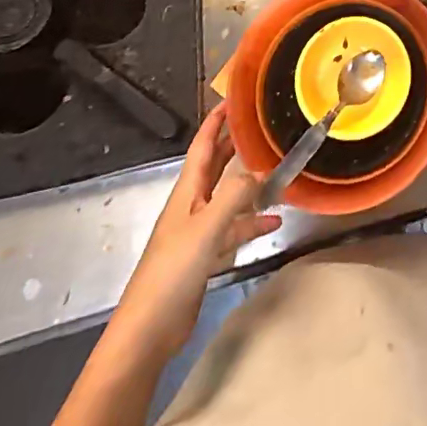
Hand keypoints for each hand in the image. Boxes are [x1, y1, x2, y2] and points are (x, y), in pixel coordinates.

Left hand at [111, 102, 281, 359]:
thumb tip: (259, 171)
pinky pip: (233, 230)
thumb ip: (233, 197)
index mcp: (187, 191)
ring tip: (275, 172)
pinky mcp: (205, 255)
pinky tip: (272, 222)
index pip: (202, 146)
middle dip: (233, 145)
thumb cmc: (173, 269)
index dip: (215, 123)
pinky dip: (250, 223)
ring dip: (247, 184)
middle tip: (259, 127)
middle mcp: (192, 204)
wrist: (151, 325)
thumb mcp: (206, 228)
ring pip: (227, 197)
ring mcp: (198, 231)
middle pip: (215, 167)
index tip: (232, 100)